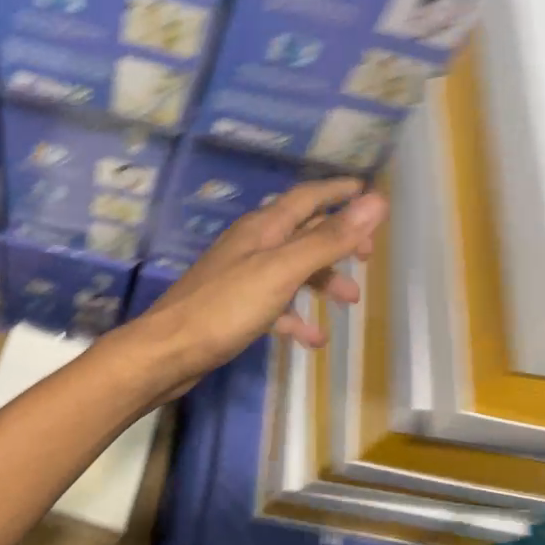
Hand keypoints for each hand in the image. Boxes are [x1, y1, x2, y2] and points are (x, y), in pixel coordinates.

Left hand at [130, 177, 387, 396]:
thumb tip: (376, 202)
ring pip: (291, 271)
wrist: (168, 352)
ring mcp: (240, 279)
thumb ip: (328, 239)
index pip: (306, 198)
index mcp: (262, 229)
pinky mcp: (233, 311)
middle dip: (336, 241)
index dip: (338, 192)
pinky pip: (274, 307)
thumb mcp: (282, 270)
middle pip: (301, 234)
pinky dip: (297, 318)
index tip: (369, 192)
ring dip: (322, 282)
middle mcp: (250, 247)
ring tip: (351, 301)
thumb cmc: (225, 308)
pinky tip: (313, 339)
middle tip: (368, 257)